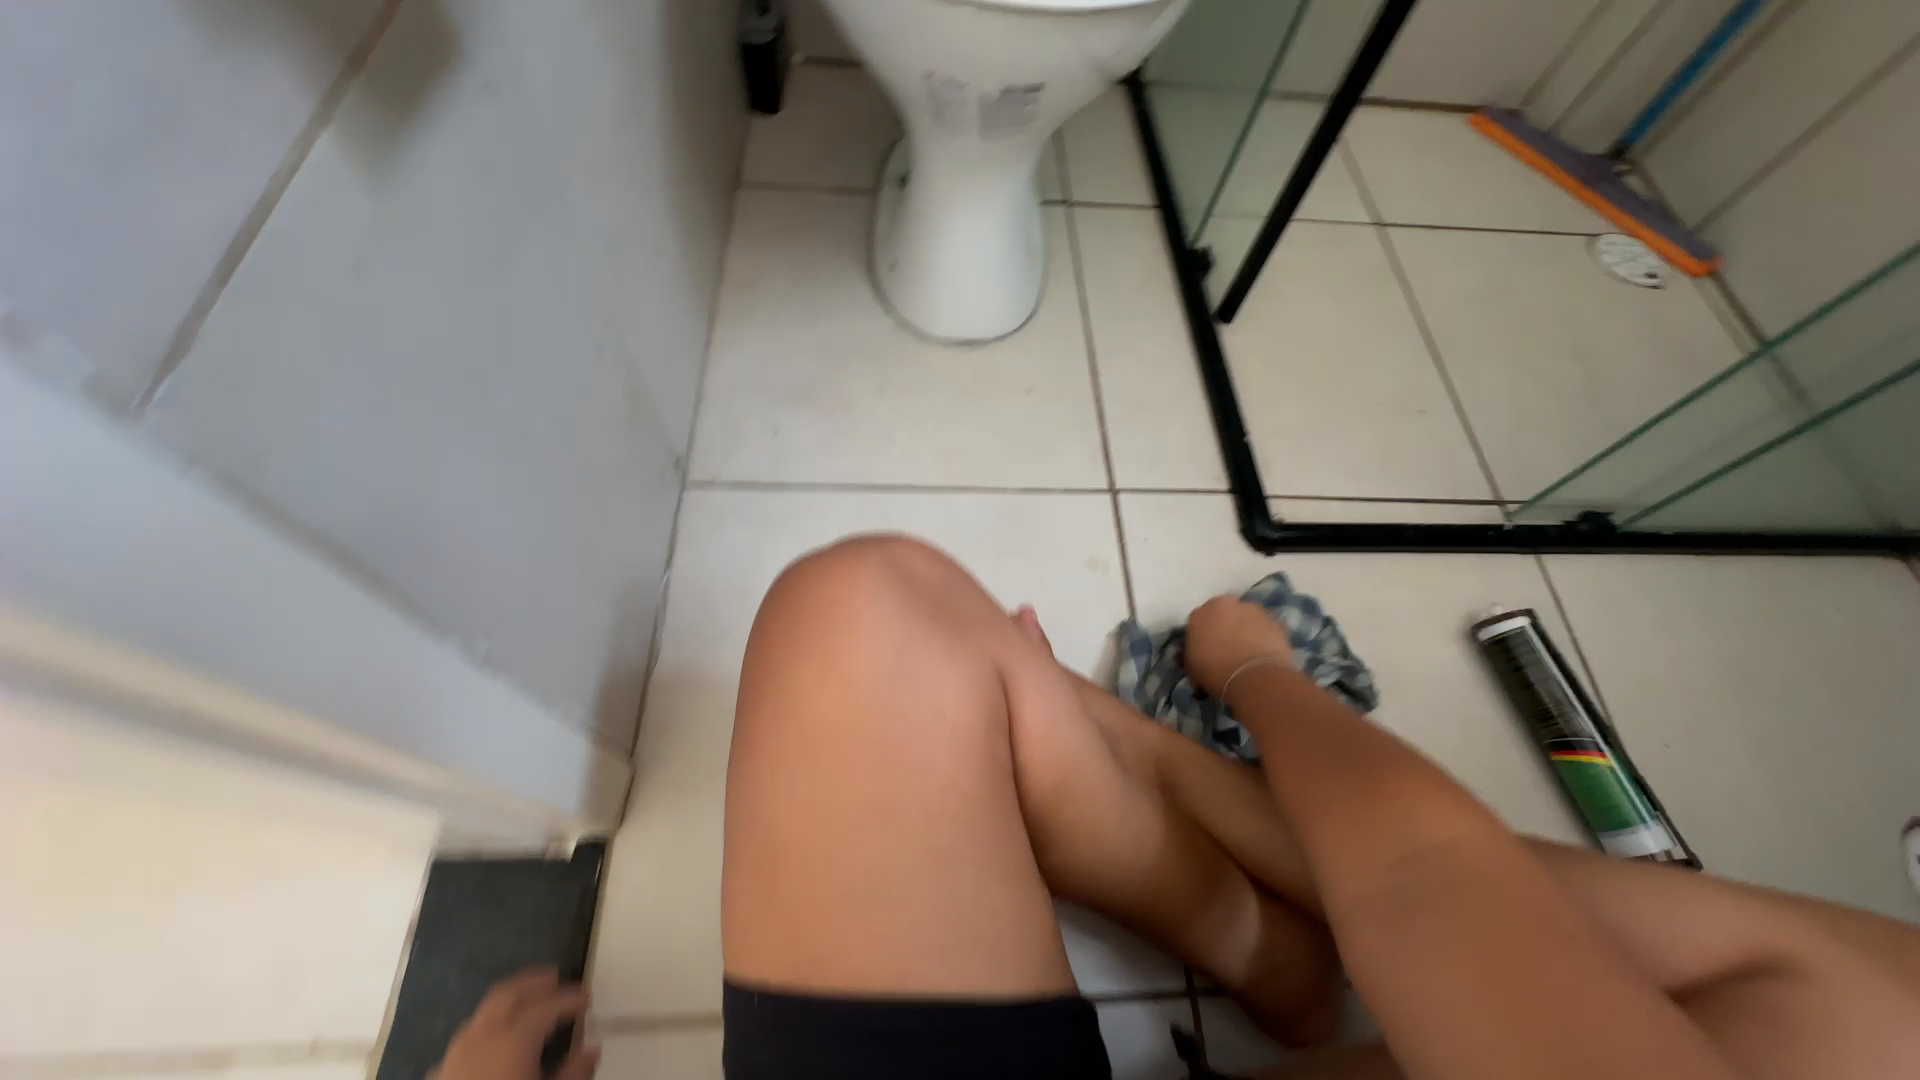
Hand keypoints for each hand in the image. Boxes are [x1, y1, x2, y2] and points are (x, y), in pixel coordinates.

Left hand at [435, 968, 597, 1079]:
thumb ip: (573, 1074)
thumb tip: (590, 1050)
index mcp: (514, 1040)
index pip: (547, 1005)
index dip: (569, 997)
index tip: (587, 997)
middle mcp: (482, 1038)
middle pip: (508, 995)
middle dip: (533, 983)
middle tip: (555, 977)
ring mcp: (454, 1057)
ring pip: (482, 1014)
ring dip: (507, 1002)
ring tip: (526, 1004)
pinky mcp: (439, 1077)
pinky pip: (464, 1041)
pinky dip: (484, 1030)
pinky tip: (490, 1045)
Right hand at [1183, 595, 1294, 700]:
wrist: (1256, 677)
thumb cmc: (1216, 672)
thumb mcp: (1192, 667)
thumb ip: (1190, 653)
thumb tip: (1193, 653)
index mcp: (1200, 613)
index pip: (1197, 621)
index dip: (1202, 635)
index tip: (1205, 649)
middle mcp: (1224, 604)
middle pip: (1222, 612)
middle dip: (1223, 625)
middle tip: (1226, 646)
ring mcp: (1252, 609)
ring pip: (1245, 616)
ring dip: (1244, 627)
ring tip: (1248, 650)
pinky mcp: (1274, 620)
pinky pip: (1263, 627)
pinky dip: (1262, 635)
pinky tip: (1262, 652)